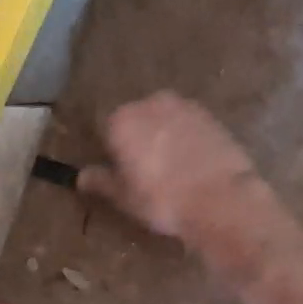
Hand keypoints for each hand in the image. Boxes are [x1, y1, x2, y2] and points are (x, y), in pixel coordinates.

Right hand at [78, 92, 260, 238]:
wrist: (221, 199)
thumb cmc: (162, 200)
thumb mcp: (125, 198)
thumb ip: (102, 182)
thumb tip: (81, 176)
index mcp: (121, 120)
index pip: (104, 130)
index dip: (110, 152)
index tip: (118, 172)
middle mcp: (150, 103)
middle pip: (135, 120)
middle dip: (137, 140)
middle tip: (144, 173)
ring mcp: (183, 106)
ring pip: (163, 121)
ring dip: (162, 138)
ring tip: (170, 170)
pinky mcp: (210, 115)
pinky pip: (187, 126)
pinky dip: (185, 140)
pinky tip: (191, 165)